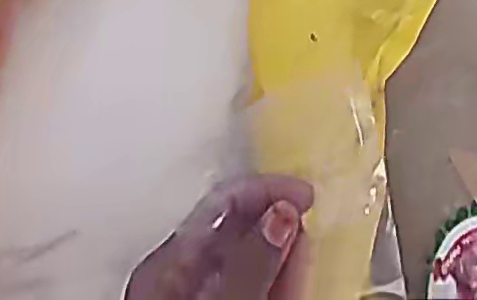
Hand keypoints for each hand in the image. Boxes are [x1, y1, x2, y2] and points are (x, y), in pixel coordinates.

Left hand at [127, 175, 314, 299]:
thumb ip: (252, 260)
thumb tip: (286, 210)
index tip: (305, 195)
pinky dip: (274, 270)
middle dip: (277, 215)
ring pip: (244, 252)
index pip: (223, 198)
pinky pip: (246, 276)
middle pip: (235, 224)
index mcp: (166, 261)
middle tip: (310, 215)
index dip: (269, 188)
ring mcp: (190, 292)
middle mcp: (175, 272)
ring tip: (308, 241)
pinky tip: (294, 268)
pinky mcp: (211, 298)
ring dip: (280, 242)